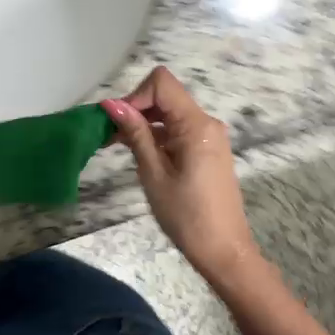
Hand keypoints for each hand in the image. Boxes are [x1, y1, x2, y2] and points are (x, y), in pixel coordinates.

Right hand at [102, 66, 263, 288]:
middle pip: (165, 95)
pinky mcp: (208, 149)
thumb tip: (110, 104)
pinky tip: (141, 155)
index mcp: (196, 124)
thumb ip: (135, 133)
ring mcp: (209, 136)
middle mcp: (206, 122)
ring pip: (170, 112)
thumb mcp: (153, 173)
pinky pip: (178, 129)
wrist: (224, 251)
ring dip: (144, 123)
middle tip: (110, 136)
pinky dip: (157, 135)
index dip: (135, 95)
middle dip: (136, 109)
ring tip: (119, 147)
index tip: (118, 123)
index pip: (162, 83)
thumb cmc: (186, 215)